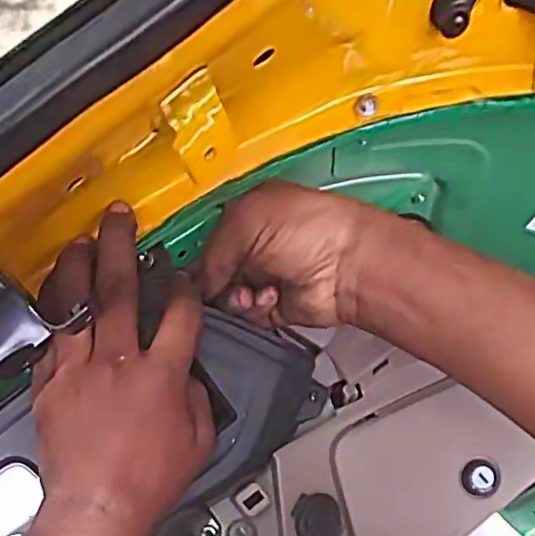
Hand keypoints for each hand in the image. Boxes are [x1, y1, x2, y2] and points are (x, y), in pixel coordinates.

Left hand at [28, 203, 215, 535]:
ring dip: (79, 269)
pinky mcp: (50, 387)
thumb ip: (197, 400)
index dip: (182, 289)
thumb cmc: (144, 484)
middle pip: (121, 291)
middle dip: (122, 248)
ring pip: (78, 306)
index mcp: (162, 377)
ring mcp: (80, 372)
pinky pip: (52, 342)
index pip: (178, 316)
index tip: (179, 279)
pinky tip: (58, 302)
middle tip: (119, 221)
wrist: (96, 509)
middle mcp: (119, 365)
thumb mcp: (197, 444)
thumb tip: (188, 378)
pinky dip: (56, 318)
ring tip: (82, 244)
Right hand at [197, 181, 402, 328]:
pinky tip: (269, 298)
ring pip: (227, 300)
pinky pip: (248, 318)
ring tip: (251, 292)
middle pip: (213, 275)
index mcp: (247, 217)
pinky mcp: (275, 308)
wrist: (348, 266)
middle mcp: (255, 249)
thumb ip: (212, 252)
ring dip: (234, 299)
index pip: (206, 241)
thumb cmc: (313, 228)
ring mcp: (265, 279)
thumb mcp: (246, 221)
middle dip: (213, 283)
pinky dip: (254, 312)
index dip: (195, 257)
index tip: (185, 274)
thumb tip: (198, 283)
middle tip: (224, 282)